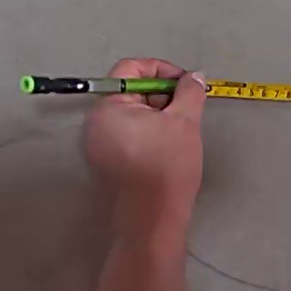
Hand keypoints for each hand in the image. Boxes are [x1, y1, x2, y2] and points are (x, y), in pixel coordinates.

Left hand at [82, 58, 206, 238]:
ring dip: (159, 114)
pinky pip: (129, 134)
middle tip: (188, 108)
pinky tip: (170, 146)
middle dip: (163, 94)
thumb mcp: (184, 122)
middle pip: (131, 91)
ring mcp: (99, 144)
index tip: (186, 83)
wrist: (152, 221)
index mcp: (107, 107)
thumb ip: (189, 92)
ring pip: (133, 114)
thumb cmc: (166, 168)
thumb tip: (194, 77)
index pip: (131, 68)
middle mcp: (95, 123)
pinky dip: (150, 131)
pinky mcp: (107, 162)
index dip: (162, 69)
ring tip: (181, 129)